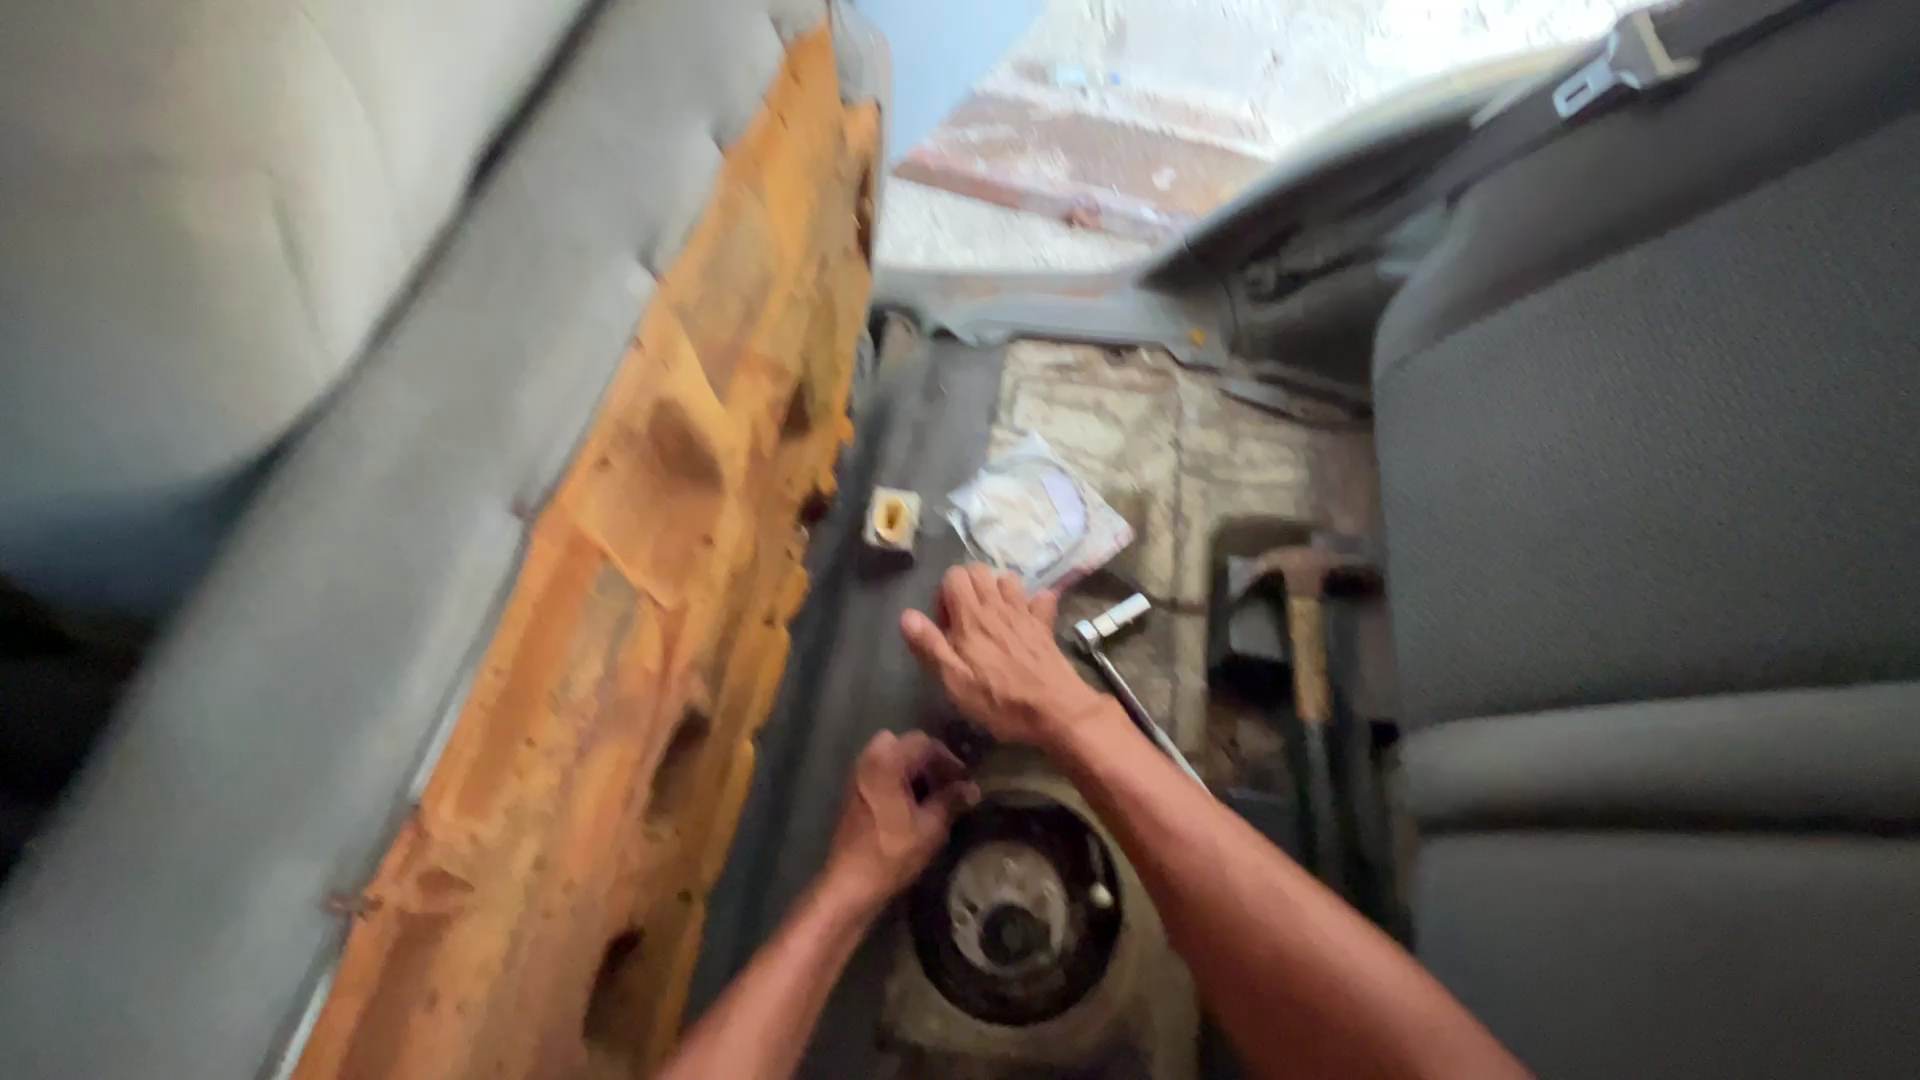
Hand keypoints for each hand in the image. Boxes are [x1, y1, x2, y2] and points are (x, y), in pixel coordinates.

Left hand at [824, 730, 979, 908]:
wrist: (849, 883)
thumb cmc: (891, 853)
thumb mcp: (931, 827)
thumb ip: (951, 801)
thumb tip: (973, 788)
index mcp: (888, 761)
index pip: (925, 743)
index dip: (948, 759)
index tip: (964, 780)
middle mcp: (869, 759)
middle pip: (907, 745)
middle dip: (930, 761)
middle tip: (948, 784)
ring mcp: (858, 774)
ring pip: (893, 756)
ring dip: (914, 769)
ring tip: (933, 794)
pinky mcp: (854, 790)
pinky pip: (881, 770)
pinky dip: (899, 777)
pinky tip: (912, 803)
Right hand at [899, 565, 1109, 748]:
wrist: (1057, 711)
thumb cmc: (1000, 701)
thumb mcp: (955, 682)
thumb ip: (930, 646)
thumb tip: (906, 615)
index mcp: (972, 618)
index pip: (954, 576)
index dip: (943, 596)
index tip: (945, 627)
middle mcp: (999, 606)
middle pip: (979, 571)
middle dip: (966, 588)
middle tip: (963, 623)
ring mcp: (1026, 613)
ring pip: (1008, 580)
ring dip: (996, 592)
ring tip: (991, 621)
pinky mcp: (1046, 626)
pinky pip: (1041, 598)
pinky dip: (1032, 602)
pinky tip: (1026, 620)